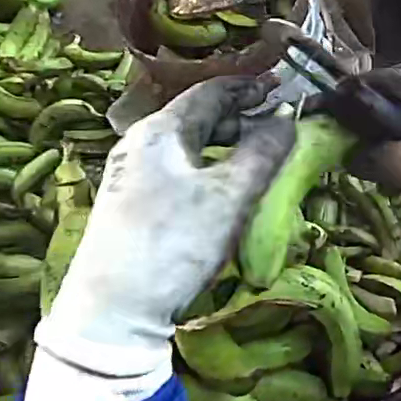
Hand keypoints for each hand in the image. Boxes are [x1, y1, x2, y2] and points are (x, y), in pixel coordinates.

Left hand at [33, 76, 294, 384]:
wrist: (111, 315)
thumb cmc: (174, 243)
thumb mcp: (229, 196)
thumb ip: (263, 151)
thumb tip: (288, 117)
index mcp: (159, 130)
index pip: (210, 91)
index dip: (249, 86)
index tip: (281, 85)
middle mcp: (140, 144)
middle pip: (197, 116)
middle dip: (239, 116)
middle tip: (276, 123)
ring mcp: (132, 174)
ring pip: (188, 145)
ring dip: (224, 143)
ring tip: (256, 154)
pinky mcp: (131, 203)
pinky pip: (178, 169)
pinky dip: (207, 166)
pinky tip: (223, 186)